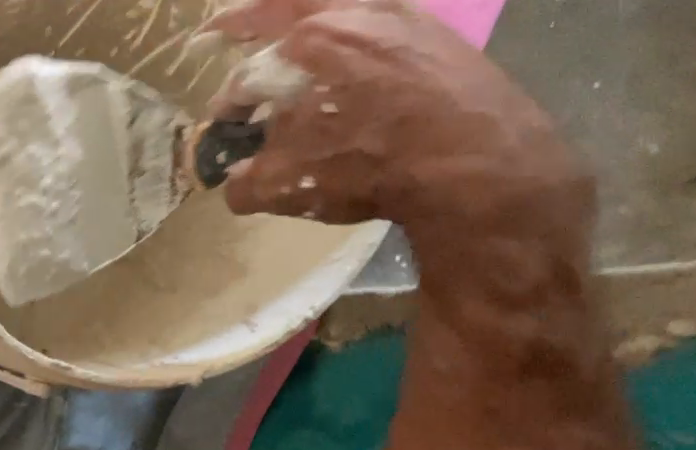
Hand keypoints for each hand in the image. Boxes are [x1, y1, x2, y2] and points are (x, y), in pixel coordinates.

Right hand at [203, 0, 590, 250]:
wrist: (474, 160)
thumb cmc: (367, 163)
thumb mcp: (284, 185)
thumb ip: (243, 181)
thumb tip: (235, 179)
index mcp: (312, 39)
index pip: (248, 71)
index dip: (227, 101)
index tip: (221, 122)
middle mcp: (359, 13)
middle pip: (292, 4)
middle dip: (251, 17)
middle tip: (223, 28)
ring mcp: (406, 19)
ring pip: (341, 11)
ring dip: (307, 26)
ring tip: (290, 47)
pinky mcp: (439, 38)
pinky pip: (377, 27)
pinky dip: (348, 41)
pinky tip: (344, 69)